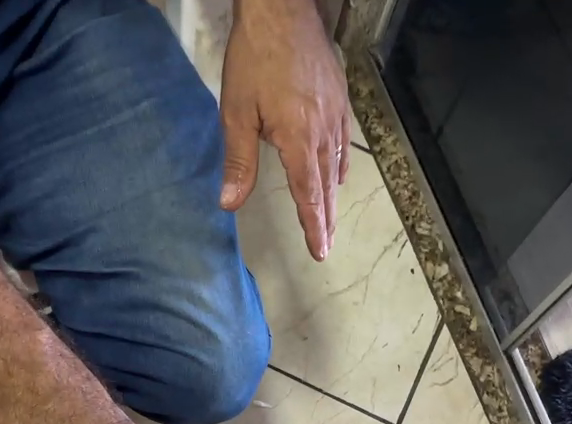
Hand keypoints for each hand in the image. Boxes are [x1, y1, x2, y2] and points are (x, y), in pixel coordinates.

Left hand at [218, 0, 350, 260]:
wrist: (281, 9)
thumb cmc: (254, 58)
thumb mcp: (236, 113)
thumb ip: (238, 161)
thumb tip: (230, 204)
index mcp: (298, 141)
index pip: (308, 196)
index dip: (313, 227)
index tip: (318, 251)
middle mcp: (322, 133)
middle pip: (327, 188)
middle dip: (326, 220)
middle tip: (327, 246)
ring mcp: (334, 115)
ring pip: (336, 166)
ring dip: (334, 198)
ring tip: (331, 220)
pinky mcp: (338, 98)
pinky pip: (342, 141)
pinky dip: (340, 164)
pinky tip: (338, 174)